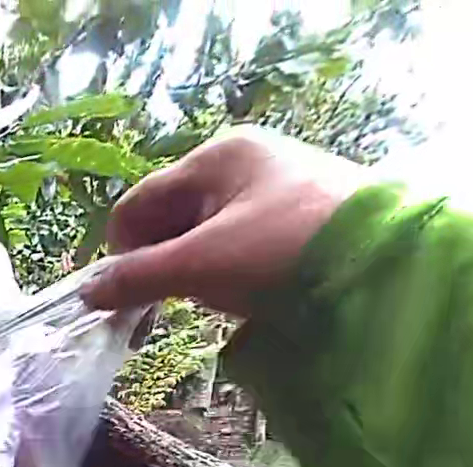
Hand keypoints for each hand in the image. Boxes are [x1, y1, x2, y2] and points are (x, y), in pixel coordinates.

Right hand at [79, 127, 367, 316]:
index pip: (134, 206)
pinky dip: (205, 270)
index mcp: (214, 158)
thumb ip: (133, 277)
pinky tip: (221, 289)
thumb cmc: (281, 249)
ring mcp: (260, 188)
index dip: (120, 251)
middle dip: (149, 262)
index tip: (127, 290)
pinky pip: (216, 243)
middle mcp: (235, 164)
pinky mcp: (277, 217)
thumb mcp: (197, 264)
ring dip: (175, 271)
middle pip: (158, 221)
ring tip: (192, 298)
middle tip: (154, 302)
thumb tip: (86, 294)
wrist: (386, 263)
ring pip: (185, 236)